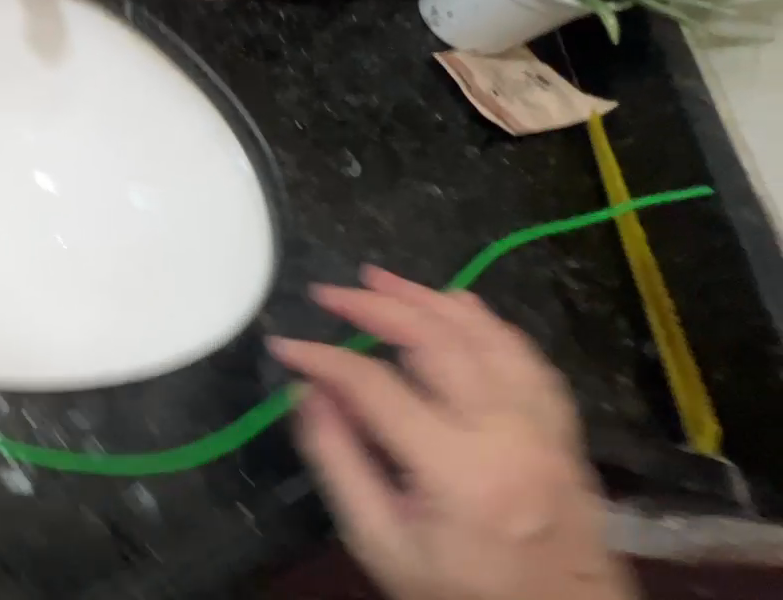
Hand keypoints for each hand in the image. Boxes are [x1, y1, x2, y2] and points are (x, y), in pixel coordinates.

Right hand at [271, 266, 633, 599]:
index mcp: (459, 471)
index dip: (321, 357)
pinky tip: (458, 304)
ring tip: (382, 279)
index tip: (283, 346)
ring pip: (491, 340)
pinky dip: (489, 325)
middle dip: (376, 306)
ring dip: (431, 300)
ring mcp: (547, 434)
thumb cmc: (456, 590)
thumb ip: (337, 460)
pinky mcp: (563, 436)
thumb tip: (307, 390)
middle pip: (440, 344)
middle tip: (328, 292)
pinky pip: (530, 362)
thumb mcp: (377, 540)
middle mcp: (510, 439)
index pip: (375, 386)